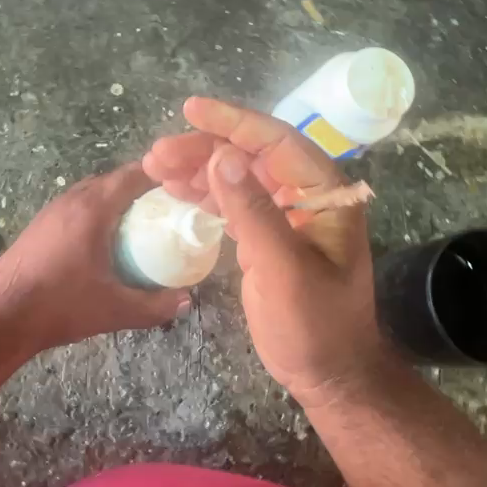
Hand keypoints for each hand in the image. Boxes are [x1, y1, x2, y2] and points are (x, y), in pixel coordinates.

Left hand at [0, 164, 187, 356]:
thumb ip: (155, 306)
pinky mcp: (42, 226)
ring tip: (146, 230)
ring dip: (121, 204)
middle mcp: (73, 199)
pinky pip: (81, 208)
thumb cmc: (59, 305)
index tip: (188, 192)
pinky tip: (109, 245)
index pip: (136, 174)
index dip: (165, 177)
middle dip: (146, 192)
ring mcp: (53, 211)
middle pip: (116, 181)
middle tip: (172, 214)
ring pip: (96, 194)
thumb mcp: (115, 309)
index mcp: (93, 207)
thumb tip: (187, 301)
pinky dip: (101, 216)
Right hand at [143, 98, 392, 404]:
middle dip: (204, 150)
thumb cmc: (315, 326)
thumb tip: (221, 158)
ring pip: (239, 178)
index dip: (233, 122)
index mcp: (325, 195)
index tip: (191, 110)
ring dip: (199, 170)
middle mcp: (307, 197)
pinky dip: (205, 195)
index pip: (277, 142)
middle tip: (158, 155)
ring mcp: (288, 217)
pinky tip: (176, 191)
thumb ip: (253, 213)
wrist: (330, 376)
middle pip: (252, 156)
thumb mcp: (283, 270)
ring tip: (156, 168)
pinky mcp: (268, 238)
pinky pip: (234, 203)